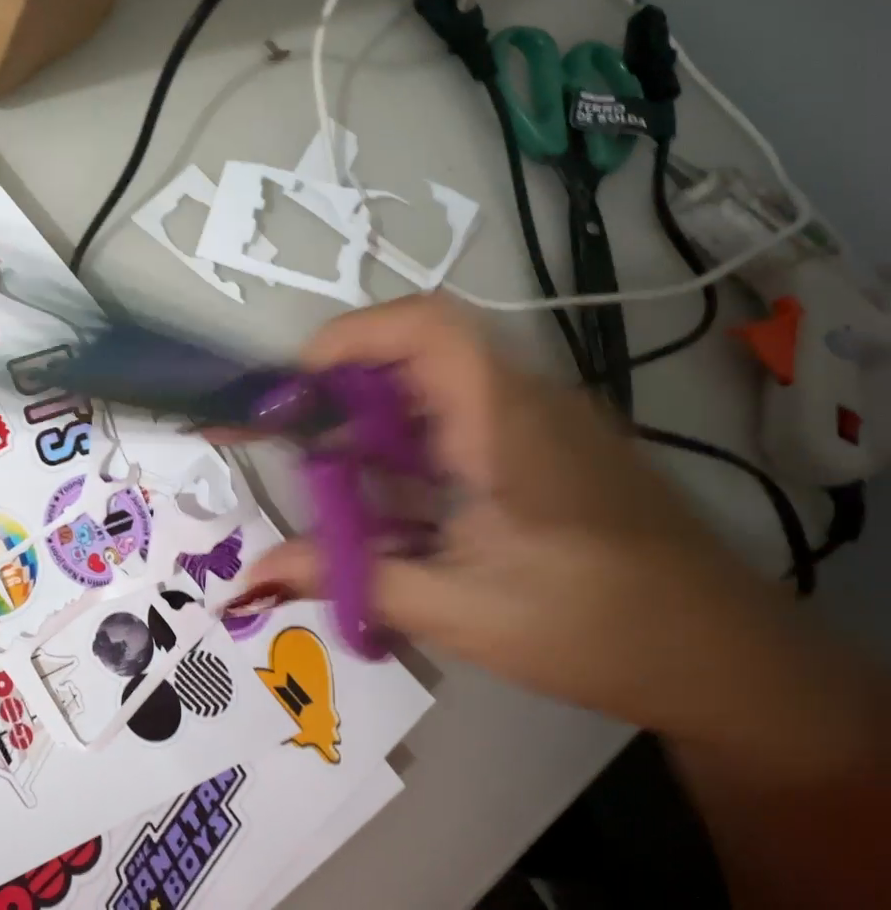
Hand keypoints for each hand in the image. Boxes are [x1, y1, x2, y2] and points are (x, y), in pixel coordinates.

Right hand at [240, 297, 866, 761]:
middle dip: (341, 388)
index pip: (427, 327)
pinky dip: (407, 447)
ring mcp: (543, 424)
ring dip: (371, 422)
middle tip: (289, 442)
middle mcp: (527, 403)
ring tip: (329, 481)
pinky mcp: (549, 450)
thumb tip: (254, 571)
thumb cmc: (602, 629)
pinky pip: (460, 420)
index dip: (349, 337)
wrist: (739, 665)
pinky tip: (390, 506)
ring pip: (436, 388)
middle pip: (418, 353)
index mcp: (508, 423)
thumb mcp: (461, 612)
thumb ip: (352, 578)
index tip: (292, 388)